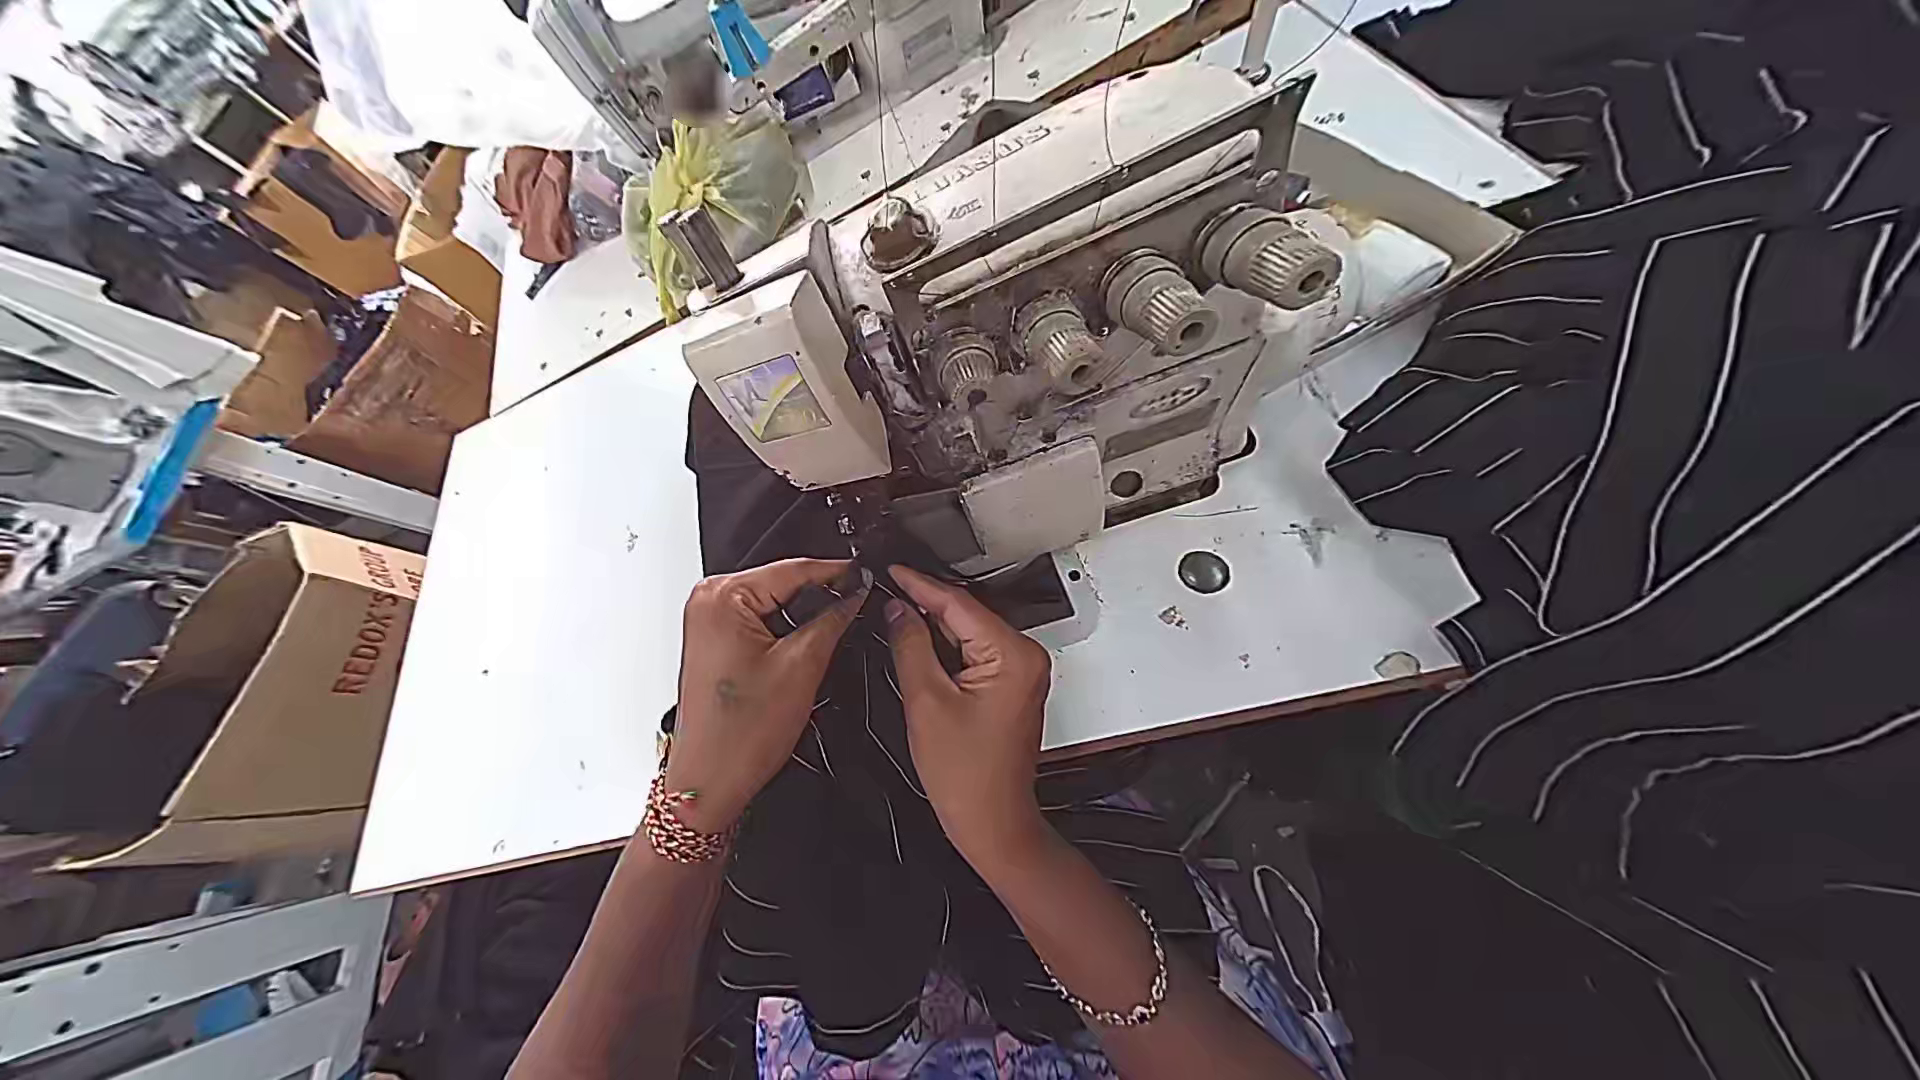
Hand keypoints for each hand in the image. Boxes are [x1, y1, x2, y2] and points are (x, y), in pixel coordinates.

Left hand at [667, 559, 867, 831]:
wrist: (709, 781)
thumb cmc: (738, 736)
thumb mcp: (802, 666)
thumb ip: (833, 618)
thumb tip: (854, 593)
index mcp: (722, 598)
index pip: (795, 568)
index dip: (839, 572)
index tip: (867, 576)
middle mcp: (708, 601)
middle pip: (783, 580)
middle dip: (822, 591)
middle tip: (859, 602)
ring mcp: (708, 619)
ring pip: (774, 598)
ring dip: (805, 610)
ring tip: (838, 623)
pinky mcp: (715, 637)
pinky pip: (760, 615)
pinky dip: (786, 624)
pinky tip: (808, 639)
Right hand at [882, 564, 1052, 866]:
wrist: (993, 820)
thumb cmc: (968, 777)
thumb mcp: (926, 701)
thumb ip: (911, 645)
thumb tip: (898, 609)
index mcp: (1012, 655)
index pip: (959, 604)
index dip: (920, 585)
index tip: (894, 571)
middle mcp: (1025, 657)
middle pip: (967, 615)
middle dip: (925, 603)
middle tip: (888, 589)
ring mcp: (1021, 670)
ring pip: (969, 632)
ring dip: (934, 624)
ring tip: (897, 611)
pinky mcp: (1012, 682)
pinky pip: (976, 650)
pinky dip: (947, 646)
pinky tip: (920, 641)